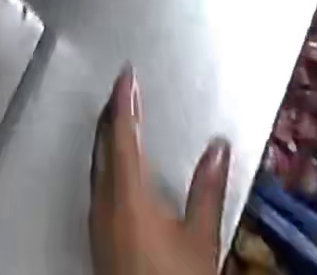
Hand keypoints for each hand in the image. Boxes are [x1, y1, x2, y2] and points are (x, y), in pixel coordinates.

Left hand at [90, 68, 230, 274]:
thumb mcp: (200, 242)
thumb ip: (207, 190)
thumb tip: (219, 145)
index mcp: (126, 194)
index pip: (122, 134)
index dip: (123, 101)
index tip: (124, 73)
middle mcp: (103, 201)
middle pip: (103, 145)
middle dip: (112, 114)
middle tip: (123, 89)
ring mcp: (96, 220)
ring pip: (97, 163)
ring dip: (108, 136)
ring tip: (121, 117)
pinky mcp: (98, 236)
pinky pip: (97, 181)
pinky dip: (107, 159)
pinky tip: (119, 164)